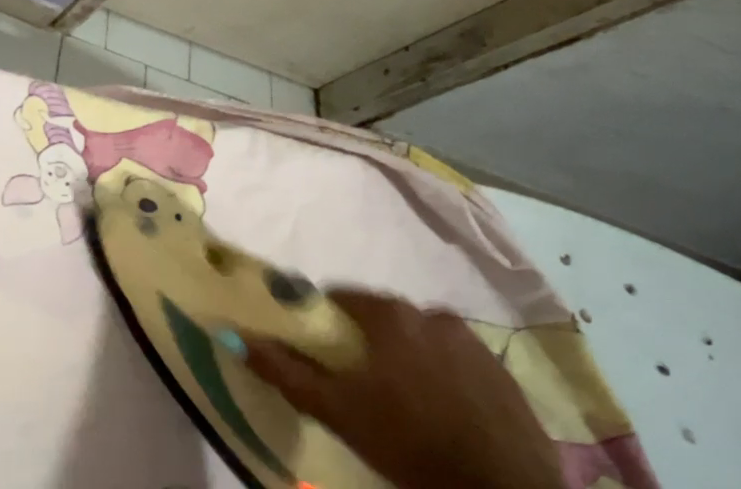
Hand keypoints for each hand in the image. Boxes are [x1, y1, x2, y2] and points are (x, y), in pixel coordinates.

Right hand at [245, 289, 561, 488]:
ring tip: (399, 399)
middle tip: (355, 382)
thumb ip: (284, 369)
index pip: (338, 297)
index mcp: (390, 314)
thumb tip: (237, 335)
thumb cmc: (409, 441)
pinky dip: (441, 374)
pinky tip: (438, 409)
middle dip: (364, 341)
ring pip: (419, 338)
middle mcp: (431, 312)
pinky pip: (455, 360)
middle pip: (380, 316)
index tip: (319, 354)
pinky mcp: (503, 372)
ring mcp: (473, 341)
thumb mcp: (335, 411)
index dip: (321, 323)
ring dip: (405, 357)